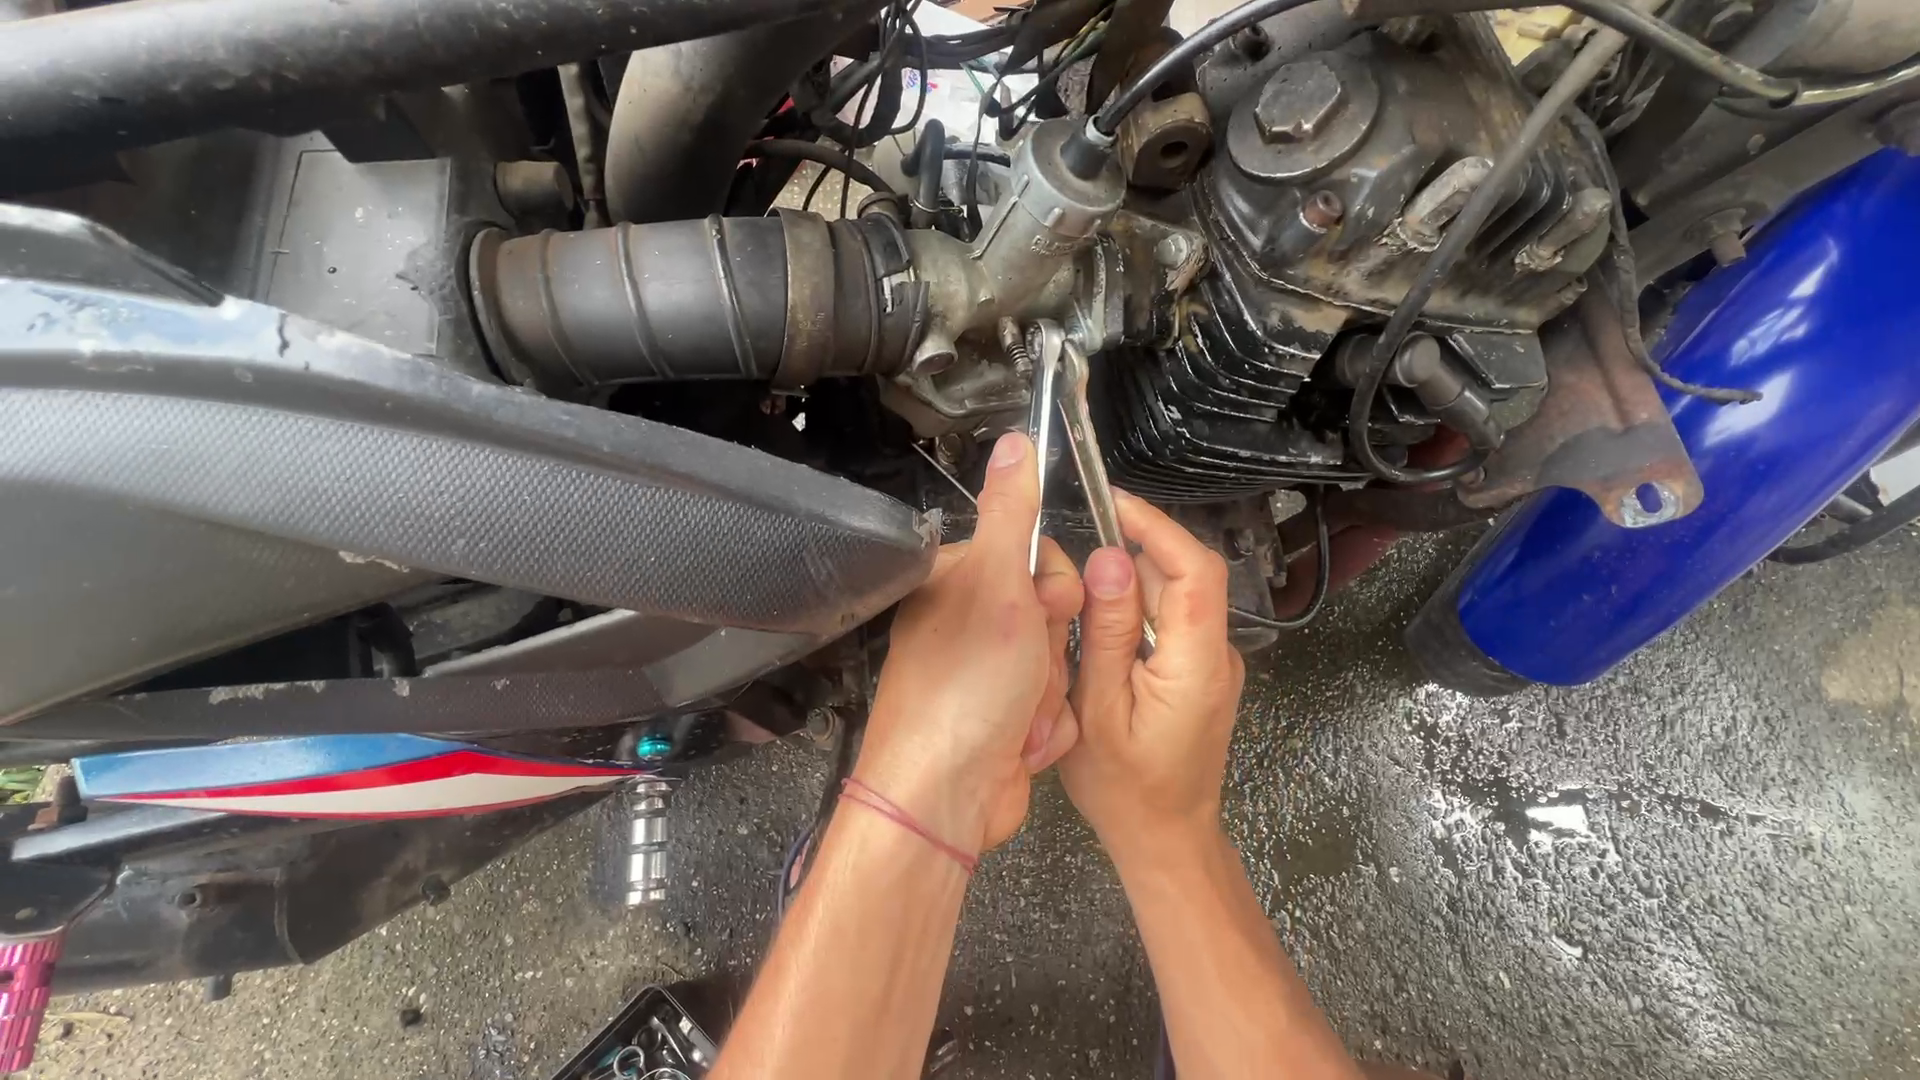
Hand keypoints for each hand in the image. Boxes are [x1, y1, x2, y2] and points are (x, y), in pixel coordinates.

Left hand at [857, 432, 1083, 854]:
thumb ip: (1012, 512)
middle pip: (1053, 614)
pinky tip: (1021, 744)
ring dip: (1051, 694)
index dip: (1053, 586)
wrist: (947, 796)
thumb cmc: (965, 687)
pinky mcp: (1004, 720)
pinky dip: (1047, 729)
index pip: (1036, 557)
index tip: (1044, 608)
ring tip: (1019, 716)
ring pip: (1059, 664)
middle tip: (1026, 669)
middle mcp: (970, 624)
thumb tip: (1015, 440)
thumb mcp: (997, 585)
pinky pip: (1055, 708)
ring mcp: (986, 676)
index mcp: (958, 583)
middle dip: (1052, 649)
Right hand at [1058, 492, 1244, 863]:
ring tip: (1077, 599)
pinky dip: (1136, 611)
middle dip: (1132, 554)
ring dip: (1129, 584)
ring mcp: (1213, 663)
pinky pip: (1171, 622)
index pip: (1195, 570)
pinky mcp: (1200, 671)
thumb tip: (1107, 559)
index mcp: (1197, 662)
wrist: (1164, 838)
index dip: (1156, 527)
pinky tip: (1099, 630)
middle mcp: (1218, 653)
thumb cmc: (1124, 787)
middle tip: (1075, 559)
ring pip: (1174, 597)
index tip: (1110, 503)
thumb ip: (1108, 633)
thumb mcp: (1098, 710)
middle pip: (1184, 577)